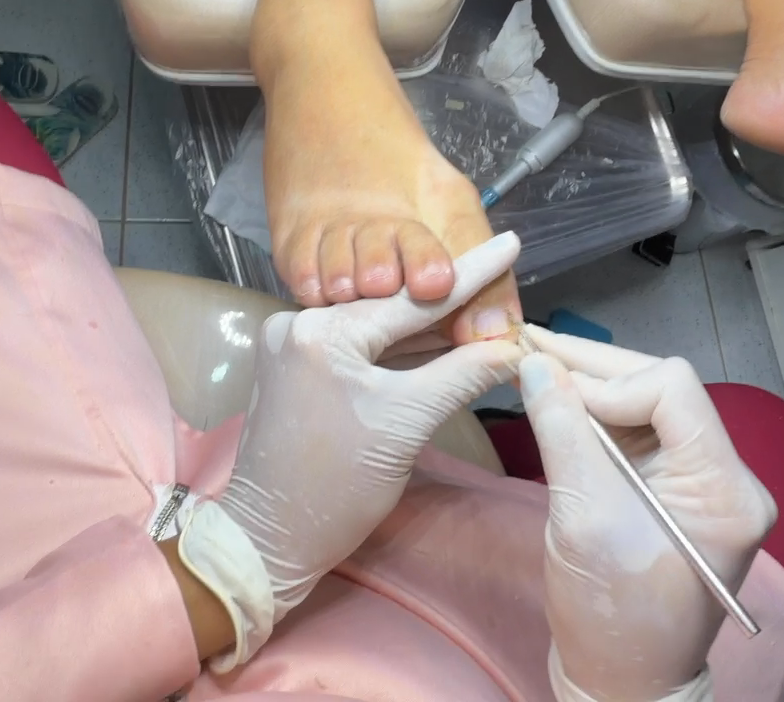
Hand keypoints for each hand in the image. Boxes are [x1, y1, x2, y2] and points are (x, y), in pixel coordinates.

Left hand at [217, 233, 526, 627]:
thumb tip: (514, 347)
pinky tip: (441, 337)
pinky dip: (398, 348)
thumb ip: (463, 374)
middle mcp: (298, 320)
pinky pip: (359, 346)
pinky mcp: (296, 363)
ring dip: (426, 327)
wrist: (270, 541)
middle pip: (391, 308)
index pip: (412, 300)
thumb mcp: (407, 424)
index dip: (470, 274)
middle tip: (503, 276)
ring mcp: (293, 341)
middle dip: (449, 301)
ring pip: (376, 327)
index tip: (510, 242)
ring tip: (482, 307)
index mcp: (320, 330)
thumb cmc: (339, 487)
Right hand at [520, 328, 775, 701]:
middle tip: (528, 348)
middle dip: (592, 370)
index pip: (673, 388)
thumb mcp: (583, 517)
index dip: (612, 383)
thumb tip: (532, 362)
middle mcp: (723, 472)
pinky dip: (591, 408)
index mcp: (724, 486)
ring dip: (587, 383)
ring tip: (534, 367)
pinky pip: (633, 424)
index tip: (560, 398)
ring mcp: (698, 476)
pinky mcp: (671, 482)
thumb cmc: (612, 612)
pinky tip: (554, 398)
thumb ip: (561, 431)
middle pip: (658, 385)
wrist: (622, 680)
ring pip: (642, 398)